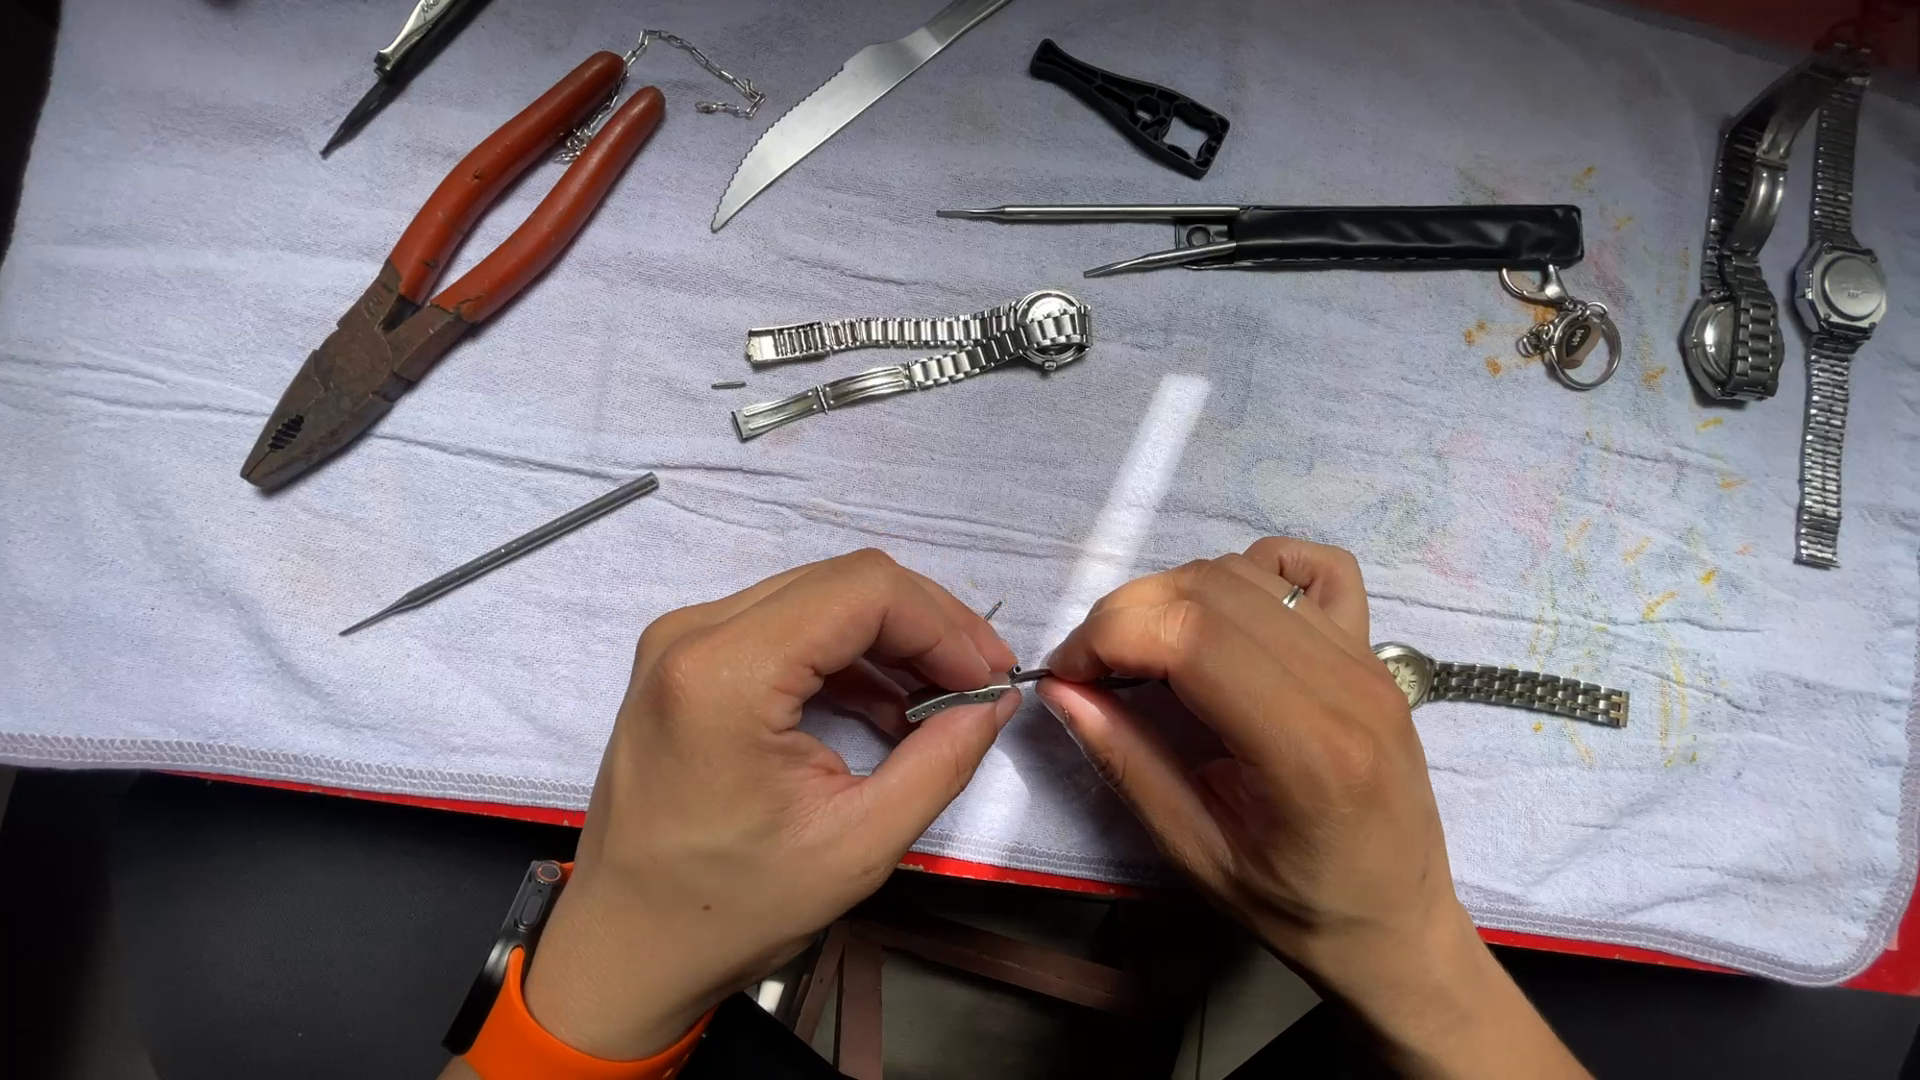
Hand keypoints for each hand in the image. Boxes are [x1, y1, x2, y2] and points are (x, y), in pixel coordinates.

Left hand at [521, 550, 1017, 1059]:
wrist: (624, 945)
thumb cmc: (732, 909)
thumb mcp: (859, 846)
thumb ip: (942, 762)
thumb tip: (996, 701)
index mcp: (726, 672)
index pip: (863, 590)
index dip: (941, 624)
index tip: (986, 676)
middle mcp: (696, 630)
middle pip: (846, 582)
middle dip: (927, 626)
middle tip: (979, 680)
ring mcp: (687, 637)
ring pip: (823, 596)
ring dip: (893, 638)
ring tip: (943, 696)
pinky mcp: (692, 654)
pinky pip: (793, 625)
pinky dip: (852, 655)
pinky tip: (889, 704)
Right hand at [1039, 538, 1584, 1077]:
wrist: (1398, 923)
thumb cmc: (1296, 906)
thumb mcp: (1193, 852)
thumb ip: (1124, 761)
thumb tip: (1060, 689)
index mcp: (1306, 748)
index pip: (1189, 636)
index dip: (1107, 636)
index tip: (1066, 672)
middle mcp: (1345, 682)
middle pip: (1207, 590)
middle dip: (1125, 614)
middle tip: (1093, 666)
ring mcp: (1367, 655)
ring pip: (1243, 570)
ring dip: (1171, 596)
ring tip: (1146, 649)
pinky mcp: (1372, 646)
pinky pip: (1310, 565)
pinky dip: (1251, 568)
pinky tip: (1226, 617)